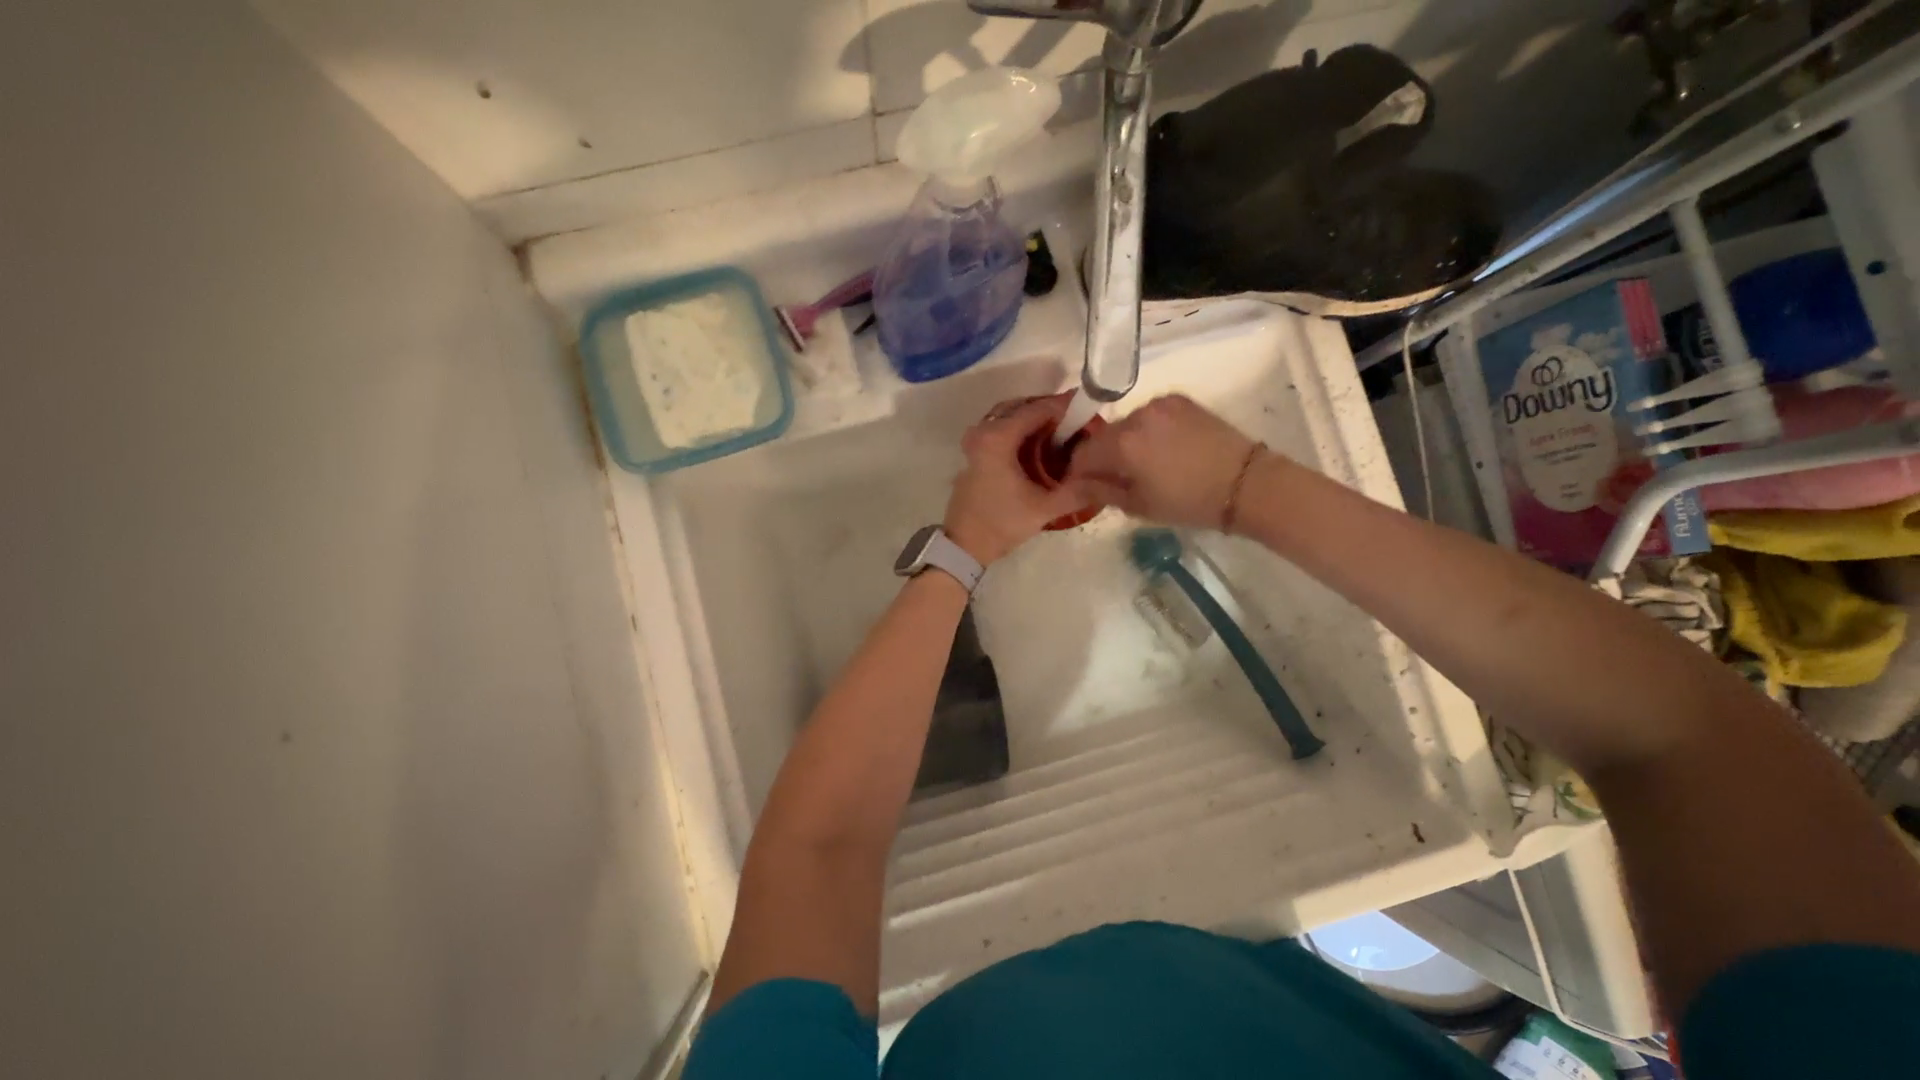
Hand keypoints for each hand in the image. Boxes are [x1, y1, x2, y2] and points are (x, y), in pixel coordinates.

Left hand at [944, 395, 1098, 563]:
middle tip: (1076, 422)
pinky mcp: (974, 452)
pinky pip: (1001, 429)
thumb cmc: (1002, 523)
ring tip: (1062, 432)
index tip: (1087, 410)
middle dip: (1049, 412)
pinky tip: (1040, 444)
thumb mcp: (1044, 508)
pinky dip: (1020, 430)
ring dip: (1034, 420)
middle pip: (1022, 408)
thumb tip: (1106, 478)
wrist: (964, 545)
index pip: (1038, 409)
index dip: (1064, 407)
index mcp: (998, 437)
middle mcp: (983, 431)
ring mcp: (975, 441)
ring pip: (1010, 417)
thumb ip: (1078, 491)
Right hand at [1067, 394, 1262, 528]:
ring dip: (1128, 442)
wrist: (1245, 483)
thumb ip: (1100, 491)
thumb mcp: (1139, 506)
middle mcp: (1136, 415)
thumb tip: (1072, 486)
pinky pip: (1150, 415)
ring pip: (1127, 424)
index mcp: (1122, 444)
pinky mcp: (1180, 400)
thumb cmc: (1189, 502)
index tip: (1085, 487)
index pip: (1082, 454)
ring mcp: (1160, 403)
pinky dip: (1149, 430)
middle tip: (1119, 480)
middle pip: (1104, 435)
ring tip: (1148, 465)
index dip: (1079, 473)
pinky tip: (1166, 448)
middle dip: (1105, 456)